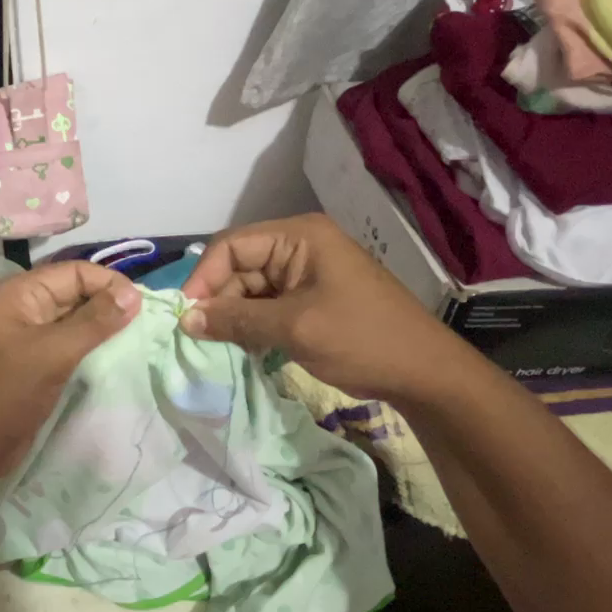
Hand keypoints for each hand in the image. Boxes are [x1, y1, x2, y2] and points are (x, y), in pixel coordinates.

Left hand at [0, 261, 140, 480]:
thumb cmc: (6, 393)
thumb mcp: (53, 353)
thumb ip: (95, 321)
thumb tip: (133, 293)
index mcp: (20, 293)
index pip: (75, 271)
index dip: (109, 283)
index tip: (143, 306)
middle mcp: (22, 308)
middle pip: (75, 292)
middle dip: (108, 304)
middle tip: (146, 325)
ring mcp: (26, 337)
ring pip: (73, 321)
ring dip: (102, 328)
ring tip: (136, 340)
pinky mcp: (32, 364)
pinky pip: (67, 346)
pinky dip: (90, 348)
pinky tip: (114, 358)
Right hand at [179, 213, 473, 401]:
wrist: (425, 374)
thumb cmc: (362, 340)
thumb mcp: (293, 328)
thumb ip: (236, 320)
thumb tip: (185, 320)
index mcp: (299, 237)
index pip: (231, 245)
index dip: (203, 277)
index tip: (186, 316)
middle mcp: (299, 247)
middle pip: (238, 266)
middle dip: (218, 300)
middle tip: (200, 338)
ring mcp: (306, 274)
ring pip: (249, 289)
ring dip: (233, 317)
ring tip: (221, 347)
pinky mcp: (310, 299)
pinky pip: (267, 305)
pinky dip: (251, 325)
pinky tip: (244, 349)